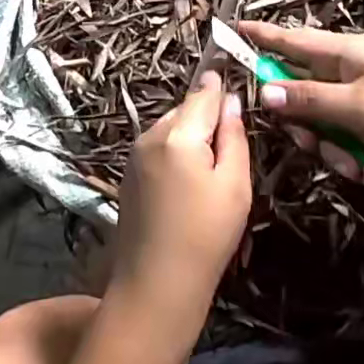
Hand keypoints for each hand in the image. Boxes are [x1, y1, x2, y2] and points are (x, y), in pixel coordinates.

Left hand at [110, 71, 250, 317]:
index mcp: (177, 134)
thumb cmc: (206, 236)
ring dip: (191, 135)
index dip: (220, 86)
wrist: (155, 285)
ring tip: (211, 171)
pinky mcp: (128, 173)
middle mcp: (150, 135)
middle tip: (231, 145)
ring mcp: (134, 154)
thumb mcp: (235, 186)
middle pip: (185, 108)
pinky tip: (188, 184)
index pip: (203, 93)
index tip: (235, 77)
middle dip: (207, 117)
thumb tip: (230, 101)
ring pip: (171, 127)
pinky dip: (176, 152)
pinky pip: (158, 147)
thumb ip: (233, 137)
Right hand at [237, 21, 363, 179]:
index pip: (289, 39)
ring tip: (353, 165)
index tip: (229, 30)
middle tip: (310, 141)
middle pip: (296, 88)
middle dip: (301, 121)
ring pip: (316, 120)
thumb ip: (305, 100)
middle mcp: (346, 71)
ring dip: (328, 146)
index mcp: (343, 53)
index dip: (259, 36)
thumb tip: (263, 91)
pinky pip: (340, 138)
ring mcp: (359, 98)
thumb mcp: (354, 109)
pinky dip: (348, 156)